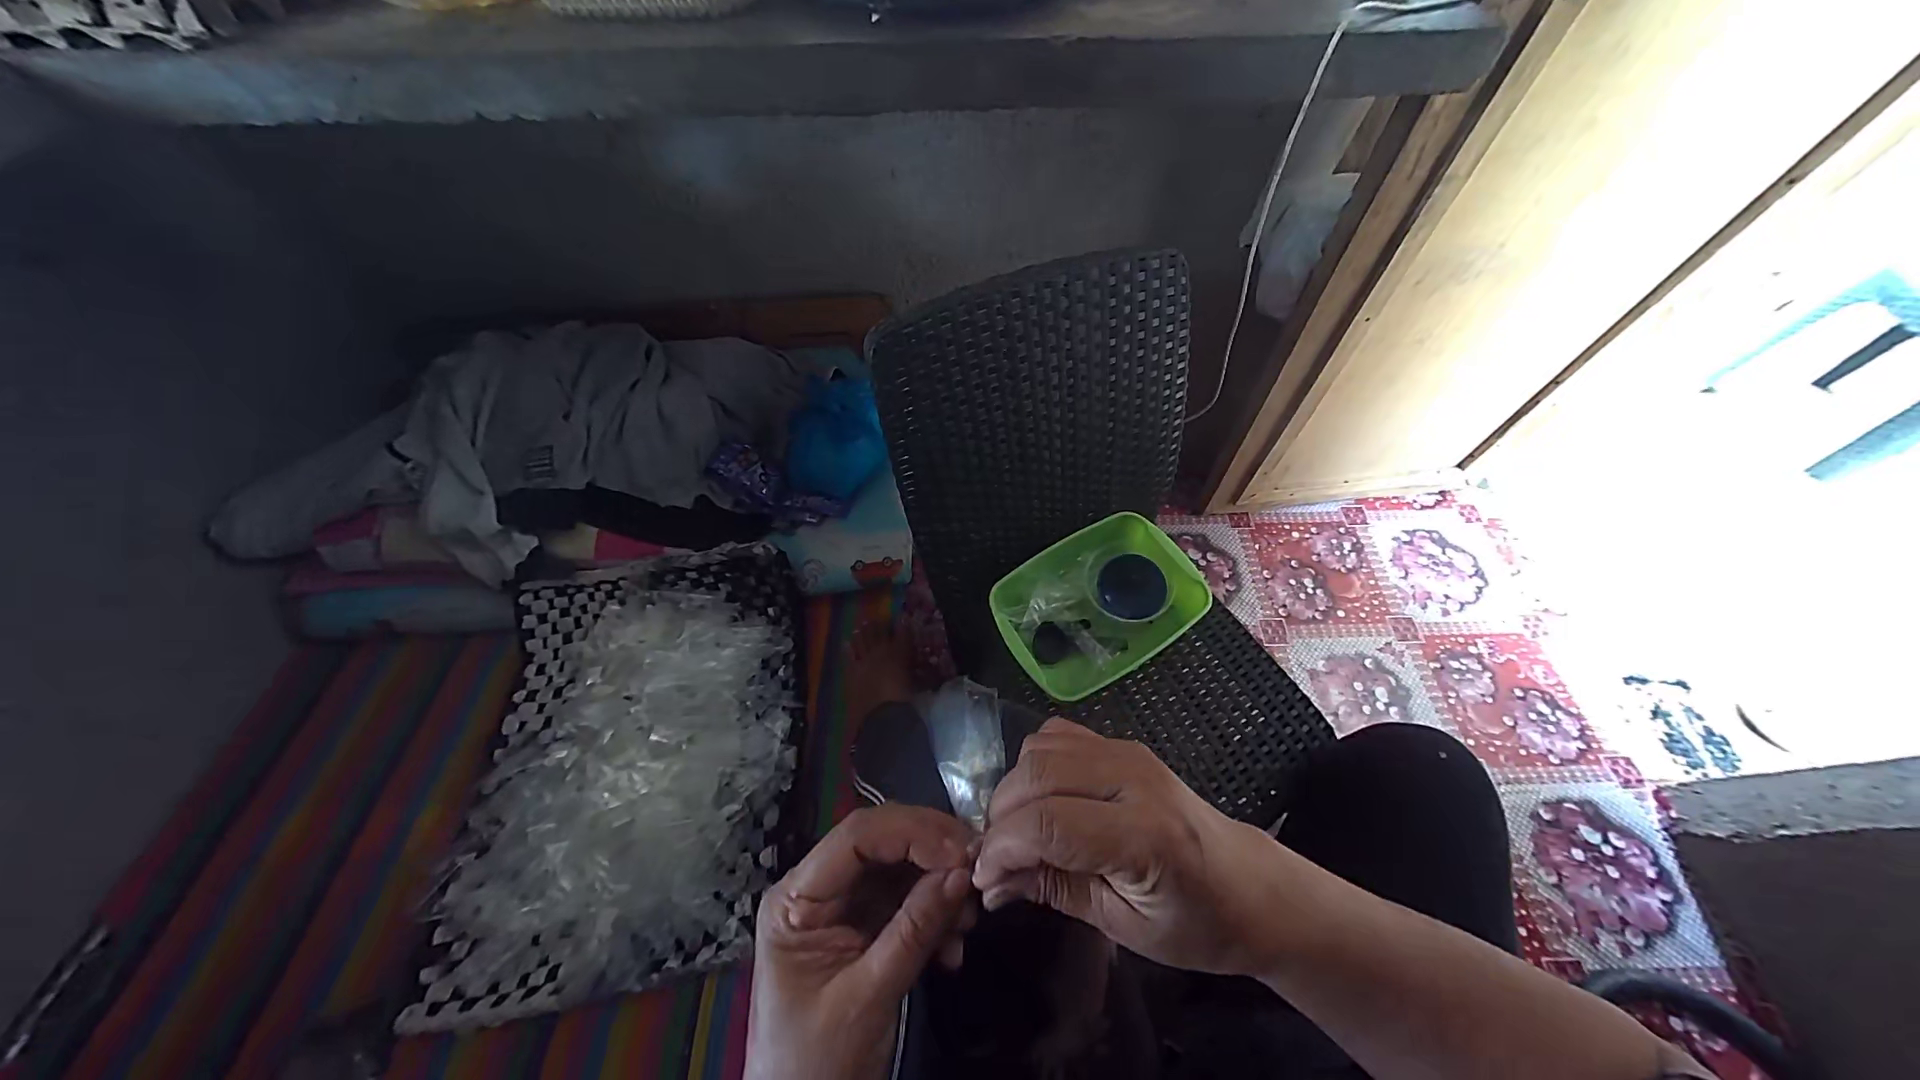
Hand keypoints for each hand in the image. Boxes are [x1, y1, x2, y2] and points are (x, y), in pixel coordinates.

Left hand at [746, 805, 977, 1079]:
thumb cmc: (816, 1062)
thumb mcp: (868, 996)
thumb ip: (914, 930)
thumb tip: (959, 872)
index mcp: (797, 897)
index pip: (856, 836)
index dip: (911, 833)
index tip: (961, 853)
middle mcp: (817, 887)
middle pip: (881, 842)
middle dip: (933, 853)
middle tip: (976, 871)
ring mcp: (842, 904)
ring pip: (900, 866)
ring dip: (940, 884)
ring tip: (968, 919)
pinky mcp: (863, 923)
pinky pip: (906, 897)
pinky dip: (936, 912)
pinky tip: (953, 945)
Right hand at [972, 717, 1295, 976]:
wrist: (1252, 886)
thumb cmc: (1197, 923)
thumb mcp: (1123, 926)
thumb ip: (1053, 890)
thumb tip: (990, 881)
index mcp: (1143, 834)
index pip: (1047, 822)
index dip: (1002, 849)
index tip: (984, 880)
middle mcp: (1132, 777)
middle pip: (1036, 775)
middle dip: (1000, 818)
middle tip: (996, 860)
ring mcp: (1128, 752)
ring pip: (1040, 749)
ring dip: (1014, 790)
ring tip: (1018, 833)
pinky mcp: (1123, 745)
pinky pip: (1059, 736)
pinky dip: (1035, 764)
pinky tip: (1041, 801)